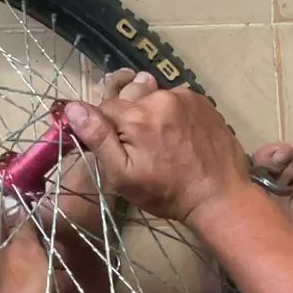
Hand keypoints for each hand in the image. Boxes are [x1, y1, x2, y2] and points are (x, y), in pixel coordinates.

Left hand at [0, 223, 84, 292]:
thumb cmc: (21, 291)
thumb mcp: (24, 250)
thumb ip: (26, 228)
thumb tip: (19, 200)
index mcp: (18, 264)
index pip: (46, 252)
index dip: (56, 254)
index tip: (60, 256)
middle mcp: (25, 286)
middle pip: (62, 279)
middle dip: (65, 287)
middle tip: (55, 290)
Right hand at [61, 72, 251, 224]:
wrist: (219, 196)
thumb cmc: (166, 192)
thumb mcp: (123, 174)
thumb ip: (98, 138)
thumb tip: (73, 108)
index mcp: (136, 116)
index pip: (104, 107)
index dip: (104, 127)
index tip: (115, 148)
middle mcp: (159, 97)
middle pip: (130, 101)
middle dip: (129, 121)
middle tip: (142, 149)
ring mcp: (184, 96)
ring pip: (153, 100)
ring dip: (152, 116)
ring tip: (164, 144)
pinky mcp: (202, 100)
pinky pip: (175, 101)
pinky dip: (172, 114)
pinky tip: (180, 136)